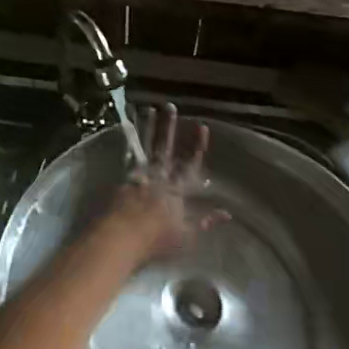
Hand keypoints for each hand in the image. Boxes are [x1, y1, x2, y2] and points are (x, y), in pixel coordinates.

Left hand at [108, 103, 212, 257]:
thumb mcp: (187, 236)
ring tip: (149, 110)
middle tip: (170, 106)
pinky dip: (129, 143)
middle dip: (169, 128)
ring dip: (148, 128)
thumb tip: (227, 212)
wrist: (122, 237)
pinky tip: (128, 131)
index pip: (190, 164)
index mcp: (176, 191)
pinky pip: (127, 157)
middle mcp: (158, 178)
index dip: (196, 146)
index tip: (201, 127)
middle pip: (165, 149)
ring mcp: (138, 177)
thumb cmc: (157, 241)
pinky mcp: (122, 180)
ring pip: (145, 148)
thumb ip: (205, 221)